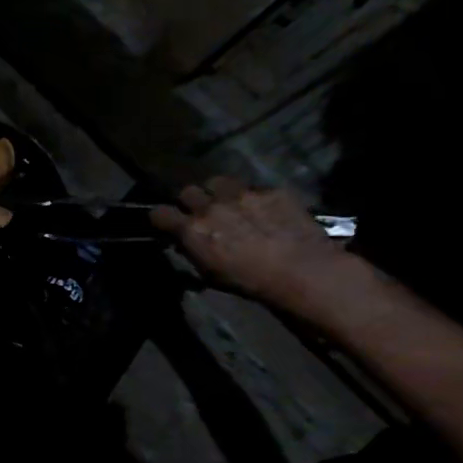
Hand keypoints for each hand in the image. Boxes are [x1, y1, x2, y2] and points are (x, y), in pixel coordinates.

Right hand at [150, 178, 358, 311]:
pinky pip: (253, 187)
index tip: (166, 222)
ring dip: (217, 191)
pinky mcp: (271, 191)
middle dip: (190, 201)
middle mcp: (211, 206)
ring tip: (229, 202)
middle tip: (201, 211)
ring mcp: (242, 195)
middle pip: (187, 191)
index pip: (159, 212)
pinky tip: (264, 210)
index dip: (161, 217)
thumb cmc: (249, 280)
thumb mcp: (208, 272)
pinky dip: (253, 197)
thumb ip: (191, 250)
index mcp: (191, 229)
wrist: (303, 271)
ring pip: (217, 181)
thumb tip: (183, 241)